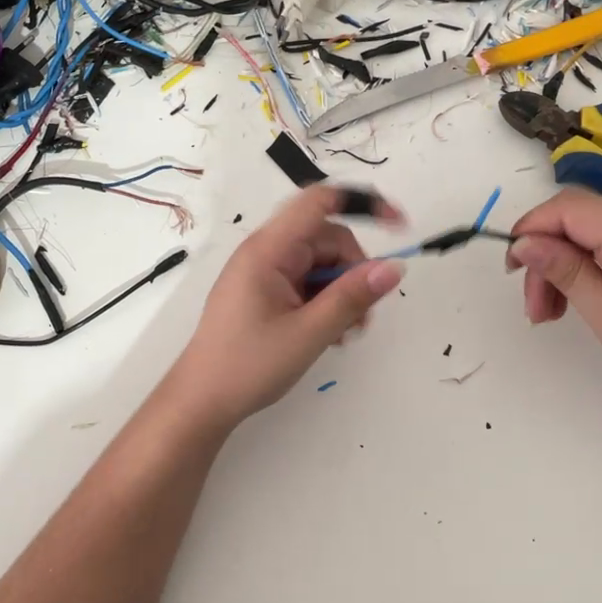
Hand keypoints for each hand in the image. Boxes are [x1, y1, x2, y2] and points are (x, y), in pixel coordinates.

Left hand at [165, 185, 406, 426]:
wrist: (202, 400)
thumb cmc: (248, 365)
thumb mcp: (309, 333)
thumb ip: (352, 298)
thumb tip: (393, 268)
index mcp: (268, 250)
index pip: (319, 202)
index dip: (363, 204)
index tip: (399, 225)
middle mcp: (264, 252)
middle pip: (326, 240)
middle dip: (353, 271)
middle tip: (364, 316)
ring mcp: (262, 273)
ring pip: (320, 265)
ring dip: (341, 292)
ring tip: (346, 333)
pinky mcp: (263, 293)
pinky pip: (305, 283)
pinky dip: (324, 302)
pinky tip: (330, 334)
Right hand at [506, 189, 601, 436]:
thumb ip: (569, 276)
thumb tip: (524, 242)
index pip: (570, 208)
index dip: (531, 230)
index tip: (512, 270)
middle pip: (583, 218)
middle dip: (549, 256)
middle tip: (538, 310)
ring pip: (601, 227)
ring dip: (571, 261)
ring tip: (559, 310)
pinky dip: (599, 260)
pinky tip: (594, 294)